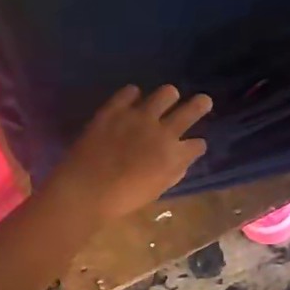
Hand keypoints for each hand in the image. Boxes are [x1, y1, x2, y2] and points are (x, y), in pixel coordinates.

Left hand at [48, 85, 211, 219]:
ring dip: (168, 96)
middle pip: (191, 110)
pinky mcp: (115, 109)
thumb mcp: (157, 190)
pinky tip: (133, 99)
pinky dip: (133, 95)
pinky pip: (130, 92)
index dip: (197, 145)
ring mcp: (139, 116)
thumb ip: (173, 172)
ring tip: (167, 97)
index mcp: (175, 155)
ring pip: (165, 93)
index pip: (198, 144)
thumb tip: (180, 160)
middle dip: (200, 104)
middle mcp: (163, 131)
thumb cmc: (124, 198)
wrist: (86, 190)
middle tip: (203, 101)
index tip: (195, 145)